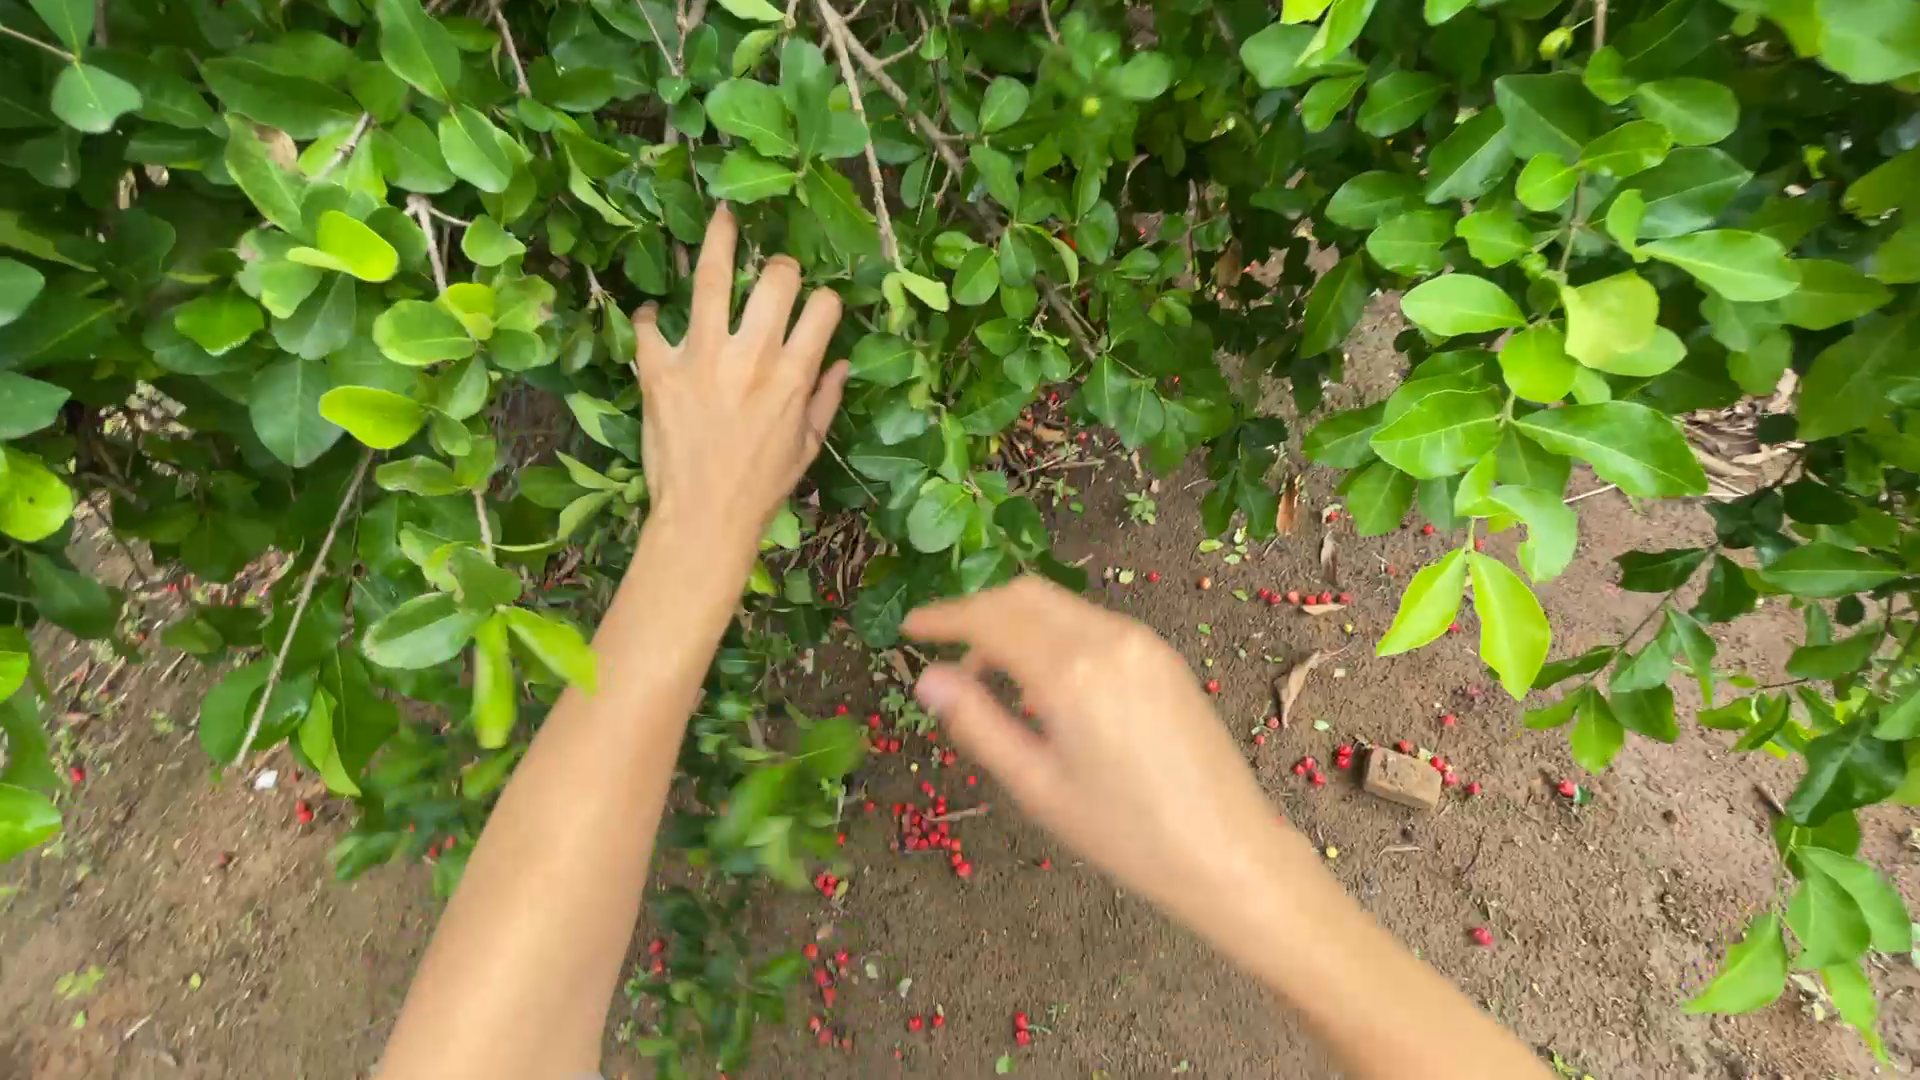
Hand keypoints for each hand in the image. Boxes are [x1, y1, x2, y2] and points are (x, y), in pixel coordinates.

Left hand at [631, 203, 847, 547]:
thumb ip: (827, 400)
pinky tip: (657, 315)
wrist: (706, 517)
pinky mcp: (658, 369)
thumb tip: (843, 362)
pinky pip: (649, 325)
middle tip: (775, 268)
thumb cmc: (762, 487)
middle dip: (782, 266)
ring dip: (718, 239)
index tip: (820, 306)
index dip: (826, 301)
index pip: (823, 309)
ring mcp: (701, 357)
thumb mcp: (807, 448)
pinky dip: (652, 316)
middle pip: (775, 279)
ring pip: (710, 277)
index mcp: (793, 377)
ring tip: (721, 217)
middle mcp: (751, 356)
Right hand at [904, 578, 1300, 937]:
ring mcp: (1140, 639)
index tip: (910, 626)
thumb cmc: (1124, 833)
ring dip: (1014, 621)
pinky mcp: (1160, 652)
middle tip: (944, 647)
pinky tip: (1043, 680)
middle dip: (976, 611)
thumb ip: (978, 723)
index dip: (944, 617)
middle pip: (1023, 594)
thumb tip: (928, 678)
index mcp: (1071, 672)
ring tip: (989, 675)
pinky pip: (1089, 622)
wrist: (1228, 850)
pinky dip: (1051, 632)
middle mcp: (1107, 637)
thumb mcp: (1037, 786)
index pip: (990, 620)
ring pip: (1057, 603)